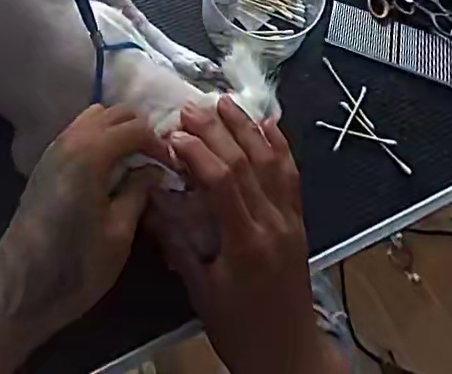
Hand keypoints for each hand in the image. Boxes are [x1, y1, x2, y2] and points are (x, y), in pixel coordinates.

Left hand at [0, 104, 170, 373]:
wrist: (19, 290)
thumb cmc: (74, 266)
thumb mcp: (118, 232)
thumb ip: (139, 190)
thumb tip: (153, 170)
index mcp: (91, 153)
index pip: (136, 128)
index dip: (158, 144)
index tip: (171, 165)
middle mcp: (72, 139)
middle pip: (115, 113)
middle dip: (140, 130)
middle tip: (155, 160)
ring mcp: (55, 147)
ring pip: (95, 116)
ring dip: (117, 129)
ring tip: (132, 160)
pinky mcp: (46, 161)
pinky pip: (79, 130)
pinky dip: (99, 136)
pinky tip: (108, 167)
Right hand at [153, 97, 350, 373]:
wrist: (290, 358)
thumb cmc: (238, 330)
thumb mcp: (200, 291)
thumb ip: (178, 242)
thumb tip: (152, 200)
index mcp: (246, 243)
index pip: (222, 181)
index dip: (197, 151)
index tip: (173, 135)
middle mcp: (273, 223)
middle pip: (245, 162)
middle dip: (216, 130)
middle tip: (190, 109)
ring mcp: (290, 218)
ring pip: (271, 160)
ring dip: (247, 127)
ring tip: (225, 102)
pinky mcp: (300, 220)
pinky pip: (292, 174)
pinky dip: (281, 145)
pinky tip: (269, 124)